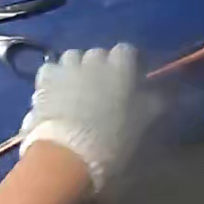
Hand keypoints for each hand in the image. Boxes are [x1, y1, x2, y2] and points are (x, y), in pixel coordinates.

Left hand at [18, 44, 156, 191]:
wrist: (69, 152)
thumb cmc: (112, 140)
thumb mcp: (142, 122)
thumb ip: (152, 103)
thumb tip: (160, 93)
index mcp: (120, 69)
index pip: (126, 51)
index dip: (127, 63)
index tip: (130, 77)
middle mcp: (92, 61)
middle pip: (97, 54)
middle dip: (100, 66)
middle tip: (102, 86)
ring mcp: (66, 68)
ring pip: (71, 57)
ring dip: (75, 67)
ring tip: (76, 86)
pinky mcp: (44, 79)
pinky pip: (49, 68)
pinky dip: (53, 76)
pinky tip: (55, 90)